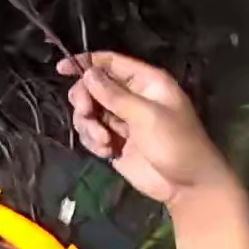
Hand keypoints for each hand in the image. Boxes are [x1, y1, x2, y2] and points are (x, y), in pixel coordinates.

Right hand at [58, 52, 234, 206]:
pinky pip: (89, 131)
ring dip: (89, 125)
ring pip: (87, 110)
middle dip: (84, 99)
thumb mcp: (146, 116)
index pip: (110, 62)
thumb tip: (87, 73)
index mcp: (145, 82)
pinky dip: (92, 140)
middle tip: (86, 112)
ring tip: (104, 141)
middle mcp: (130, 96)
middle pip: (92, 86)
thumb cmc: (176, 144)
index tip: (62, 69)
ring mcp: (120, 119)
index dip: (85, 62)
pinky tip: (107, 151)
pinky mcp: (112, 140)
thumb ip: (114, 95)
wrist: (187, 186)